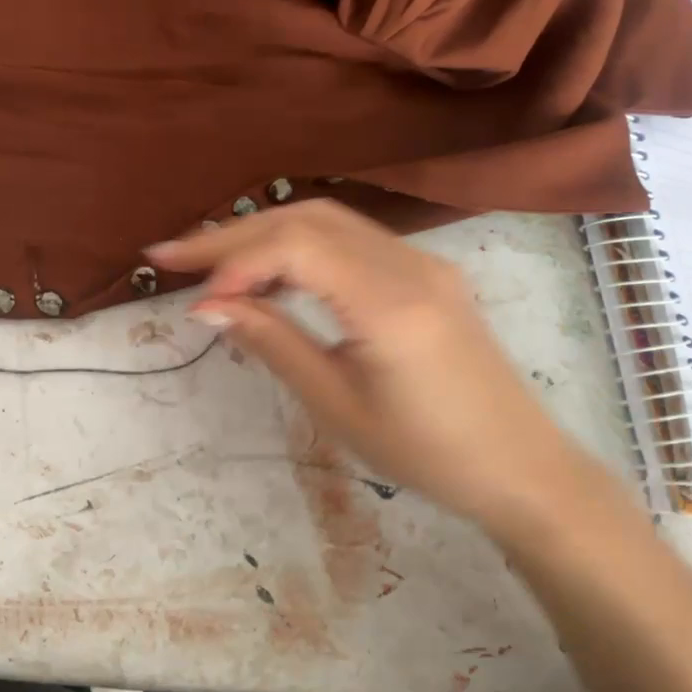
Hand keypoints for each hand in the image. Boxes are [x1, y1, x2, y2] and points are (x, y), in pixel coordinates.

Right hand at [147, 200, 588, 527]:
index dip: (233, 264)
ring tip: (205, 263)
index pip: (294, 248)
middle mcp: (409, 267)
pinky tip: (265, 274)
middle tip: (167, 257)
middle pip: (303, 220)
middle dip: (230, 235)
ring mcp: (421, 264)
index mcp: (390, 303)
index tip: (195, 301)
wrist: (524, 472)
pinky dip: (293, 244)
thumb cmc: (426, 451)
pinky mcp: (423, 274)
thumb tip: (204, 307)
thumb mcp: (334, 403)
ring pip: (322, 220)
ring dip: (258, 234)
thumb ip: (270, 341)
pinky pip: (345, 238)